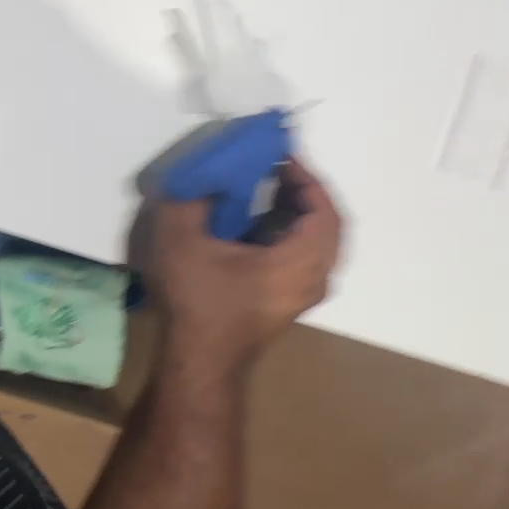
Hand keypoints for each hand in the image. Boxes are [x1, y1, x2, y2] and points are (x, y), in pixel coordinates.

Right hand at [143, 158, 343, 375]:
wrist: (199, 352)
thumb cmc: (197, 294)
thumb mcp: (181, 238)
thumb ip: (191, 201)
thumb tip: (204, 179)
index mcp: (299, 260)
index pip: (326, 213)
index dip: (308, 180)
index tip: (281, 155)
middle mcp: (314, 276)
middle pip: (327, 227)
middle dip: (303, 192)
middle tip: (272, 167)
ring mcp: (302, 291)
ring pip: (316, 243)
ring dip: (296, 211)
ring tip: (262, 188)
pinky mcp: (285, 298)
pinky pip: (301, 254)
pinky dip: (286, 229)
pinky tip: (252, 222)